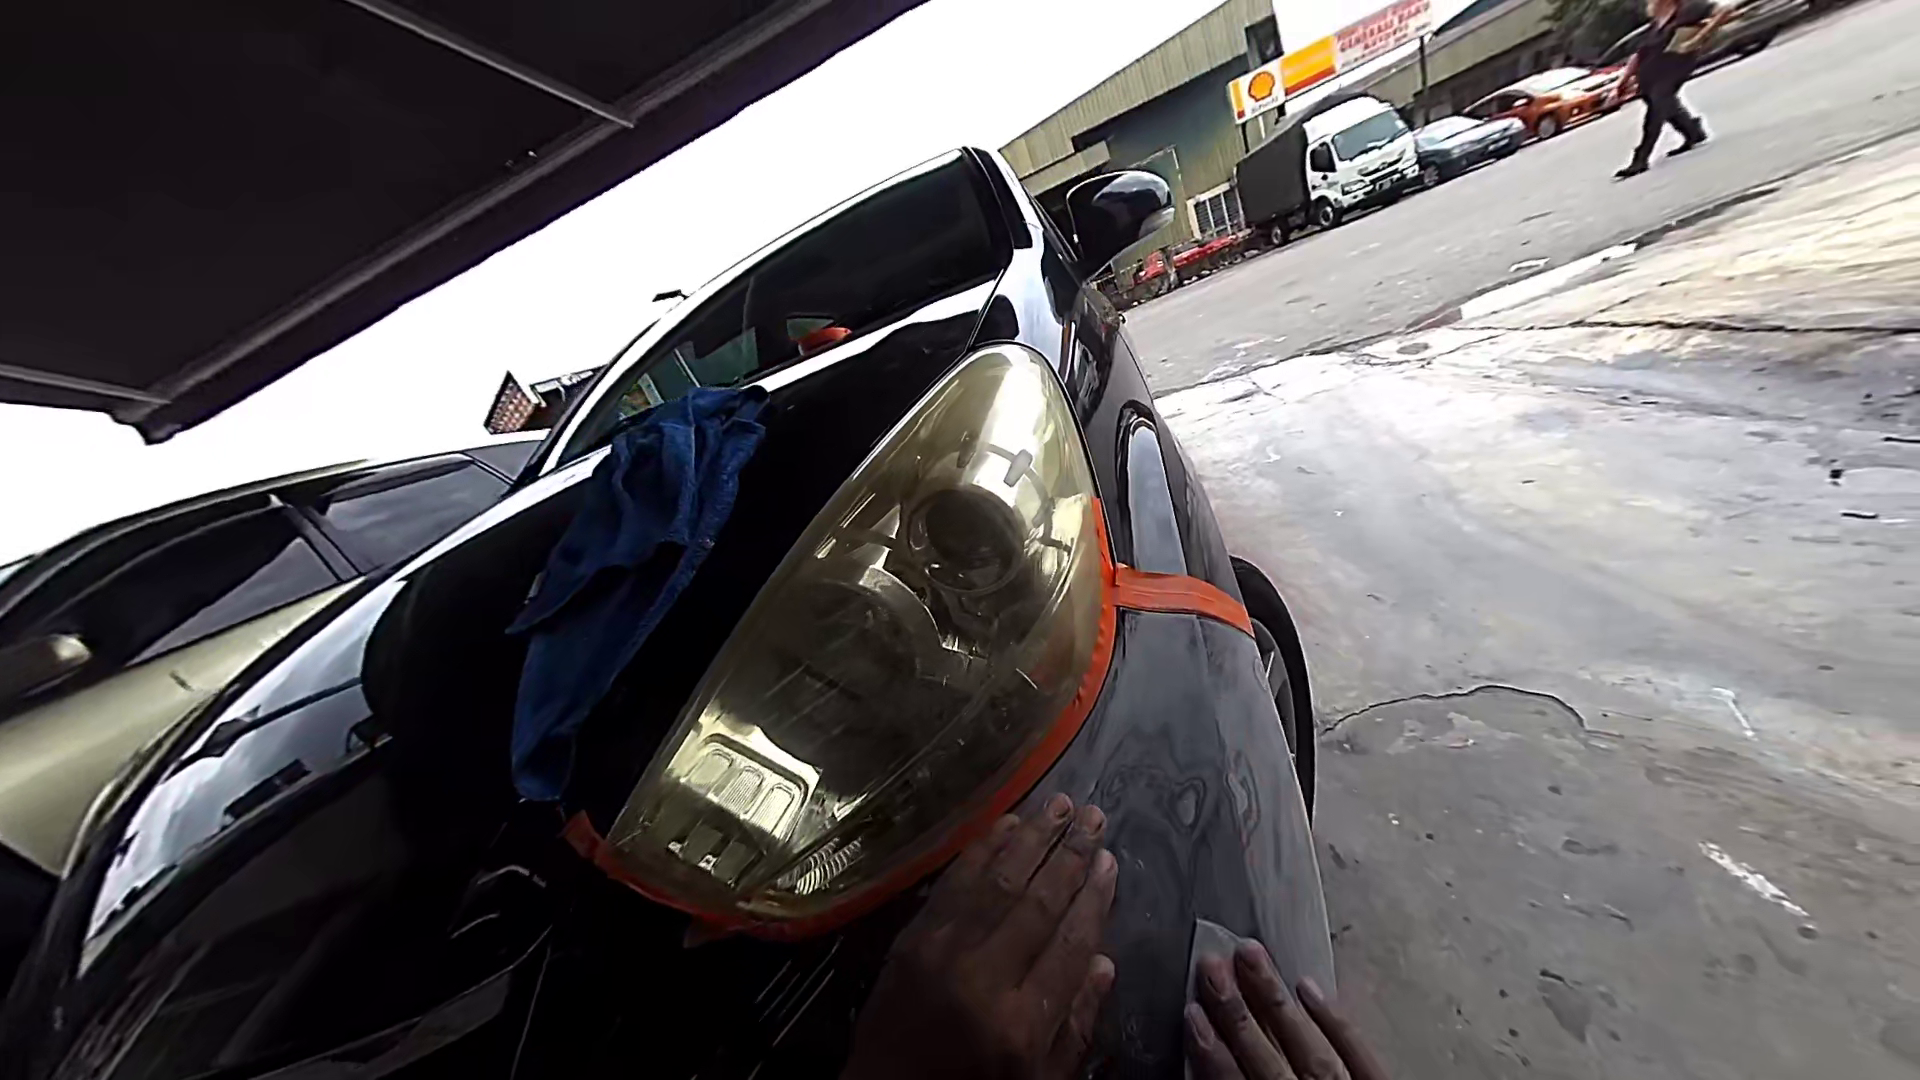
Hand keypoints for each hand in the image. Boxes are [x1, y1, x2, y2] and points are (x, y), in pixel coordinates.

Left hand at [841, 795, 1118, 1079]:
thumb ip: (1074, 1027)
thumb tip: (1103, 960)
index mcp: (1020, 1025)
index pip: (1069, 944)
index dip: (1094, 898)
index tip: (1109, 860)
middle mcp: (984, 977)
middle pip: (1038, 901)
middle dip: (1070, 853)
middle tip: (1093, 815)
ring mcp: (945, 948)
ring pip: (1000, 879)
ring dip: (1033, 836)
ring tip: (1059, 804)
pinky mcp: (916, 933)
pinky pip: (957, 878)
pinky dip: (985, 846)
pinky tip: (1009, 822)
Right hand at [1186, 941, 1390, 1079]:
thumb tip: (1203, 1065)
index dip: (1214, 1055)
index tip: (1192, 1013)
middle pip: (1272, 1062)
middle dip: (1238, 1013)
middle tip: (1211, 965)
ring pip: (1311, 1049)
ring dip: (1276, 1001)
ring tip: (1249, 953)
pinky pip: (1364, 1059)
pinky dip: (1336, 1022)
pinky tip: (1307, 984)